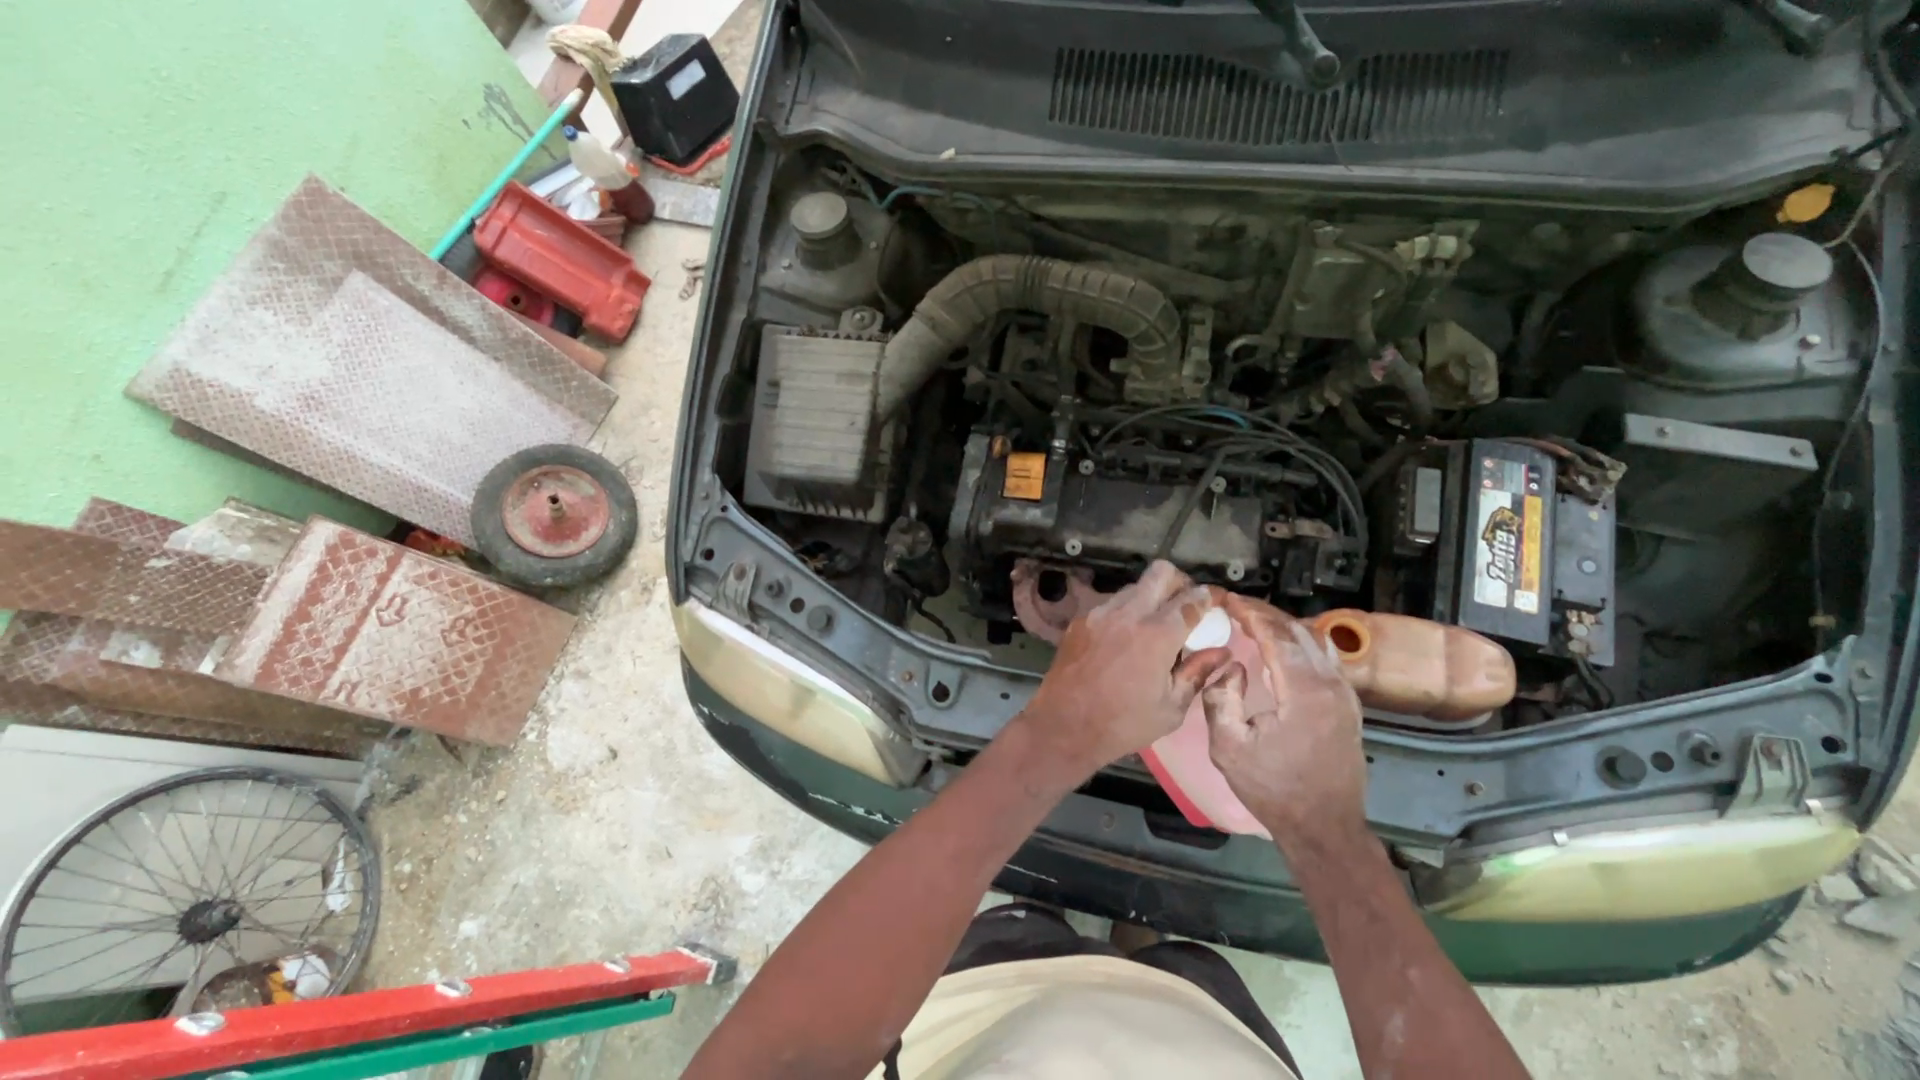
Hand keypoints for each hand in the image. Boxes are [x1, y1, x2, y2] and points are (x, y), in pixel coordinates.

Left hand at [1012, 561, 1232, 780]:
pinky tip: (1125, 639)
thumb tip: (1222, 652)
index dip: (1209, 598)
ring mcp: (1100, 613)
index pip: (1191, 599)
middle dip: (1180, 583)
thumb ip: (1197, 673)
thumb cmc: (1123, 724)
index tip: (1216, 603)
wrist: (1063, 726)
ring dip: (1151, 598)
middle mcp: (1128, 614)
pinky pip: (1111, 603)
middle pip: (1161, 573)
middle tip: (1185, 607)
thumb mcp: (1171, 708)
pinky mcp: (1081, 620)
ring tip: (1153, 628)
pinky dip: (1125, 612)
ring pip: (1134, 586)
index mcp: (1157, 635)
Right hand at [1201, 594, 1367, 846]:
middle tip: (1235, 606)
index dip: (1249, 613)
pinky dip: (1299, 643)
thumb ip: (1221, 698)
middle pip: (1298, 630)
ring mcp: (1345, 694)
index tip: (1225, 600)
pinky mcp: (1348, 705)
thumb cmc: (1272, 790)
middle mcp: (1331, 683)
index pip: (1276, 634)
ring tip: (1254, 622)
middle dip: (1265, 613)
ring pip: (1315, 641)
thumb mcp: (1228, 747)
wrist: (1324, 827)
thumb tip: (1232, 667)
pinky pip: (1324, 658)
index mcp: (1303, 690)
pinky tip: (1281, 649)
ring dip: (1284, 626)